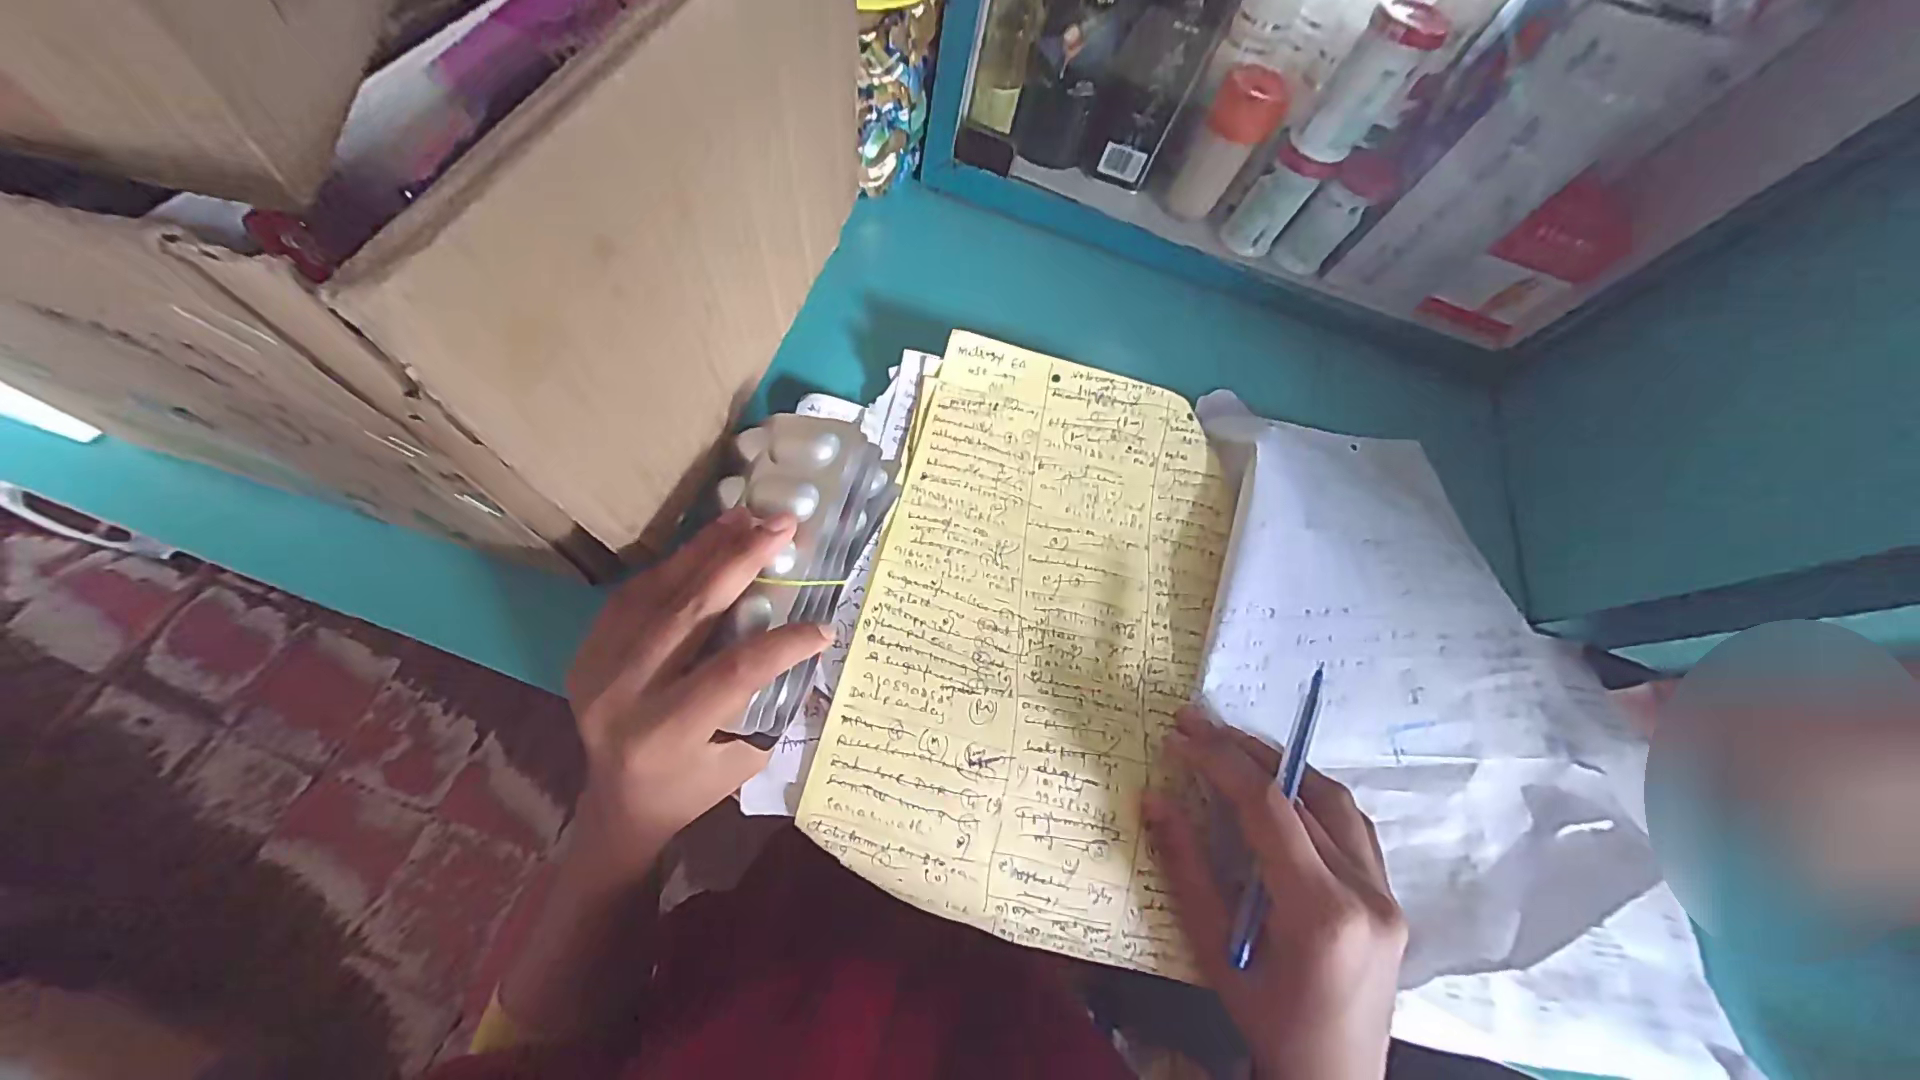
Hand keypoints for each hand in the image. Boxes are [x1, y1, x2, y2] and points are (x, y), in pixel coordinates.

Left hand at [564, 506, 831, 876]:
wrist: (618, 802)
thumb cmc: (692, 787)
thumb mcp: (743, 759)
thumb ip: (771, 699)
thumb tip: (808, 642)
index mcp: (666, 732)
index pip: (734, 671)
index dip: (783, 642)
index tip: (824, 626)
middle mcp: (624, 694)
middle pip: (690, 612)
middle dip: (742, 561)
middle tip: (782, 527)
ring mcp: (596, 667)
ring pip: (659, 591)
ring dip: (708, 548)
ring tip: (748, 517)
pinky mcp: (587, 649)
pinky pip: (636, 592)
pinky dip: (677, 562)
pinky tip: (710, 540)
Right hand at [1146, 708, 1406, 1079]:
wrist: (1335, 1077)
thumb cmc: (1266, 1020)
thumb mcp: (1212, 949)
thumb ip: (1186, 867)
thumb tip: (1153, 799)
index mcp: (1321, 913)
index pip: (1269, 808)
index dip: (1220, 762)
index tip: (1180, 738)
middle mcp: (1365, 894)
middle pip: (1301, 794)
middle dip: (1242, 751)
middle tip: (1196, 723)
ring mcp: (1386, 894)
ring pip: (1333, 800)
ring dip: (1280, 763)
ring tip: (1231, 744)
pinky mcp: (1391, 897)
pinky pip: (1351, 824)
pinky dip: (1309, 792)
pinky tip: (1279, 787)